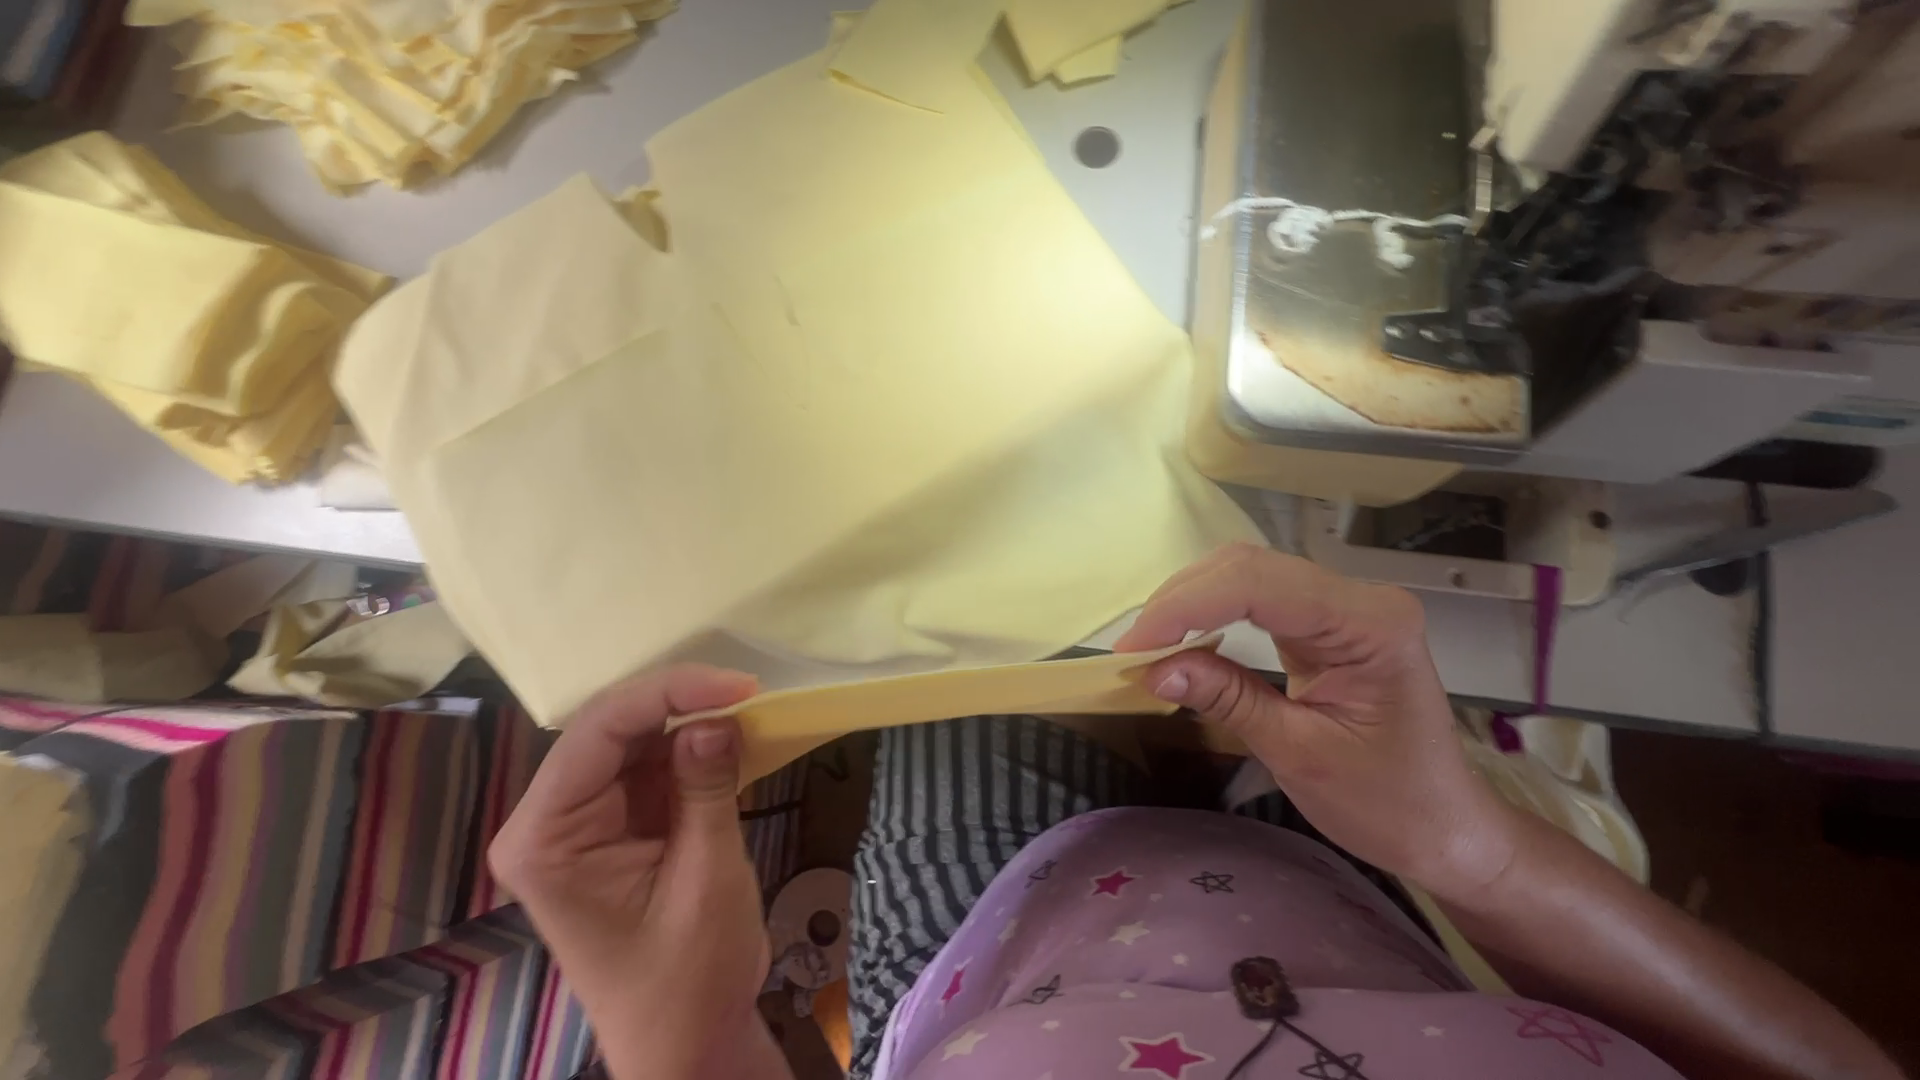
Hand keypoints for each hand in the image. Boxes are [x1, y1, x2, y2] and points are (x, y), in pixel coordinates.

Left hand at [489, 665, 764, 1079]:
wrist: (689, 1043)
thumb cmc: (688, 978)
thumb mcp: (706, 880)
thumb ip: (705, 791)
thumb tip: (716, 718)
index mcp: (547, 836)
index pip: (598, 733)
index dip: (668, 693)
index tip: (739, 686)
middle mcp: (554, 818)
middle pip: (611, 728)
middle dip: (679, 700)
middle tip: (747, 690)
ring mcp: (588, 819)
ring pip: (635, 740)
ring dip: (690, 718)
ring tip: (746, 704)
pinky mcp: (622, 823)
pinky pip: (655, 765)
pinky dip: (695, 746)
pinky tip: (732, 732)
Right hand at [1115, 544, 1516, 897]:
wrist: (1447, 828)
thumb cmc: (1388, 803)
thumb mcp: (1299, 754)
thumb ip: (1227, 700)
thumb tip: (1154, 671)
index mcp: (1370, 624)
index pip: (1259, 588)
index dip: (1187, 608)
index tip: (1134, 649)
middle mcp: (1359, 599)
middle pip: (1249, 568)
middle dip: (1181, 601)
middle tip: (1133, 650)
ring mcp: (1344, 607)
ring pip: (1248, 574)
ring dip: (1190, 602)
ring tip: (1149, 645)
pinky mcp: (1327, 622)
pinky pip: (1258, 597)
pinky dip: (1210, 611)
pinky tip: (1184, 636)